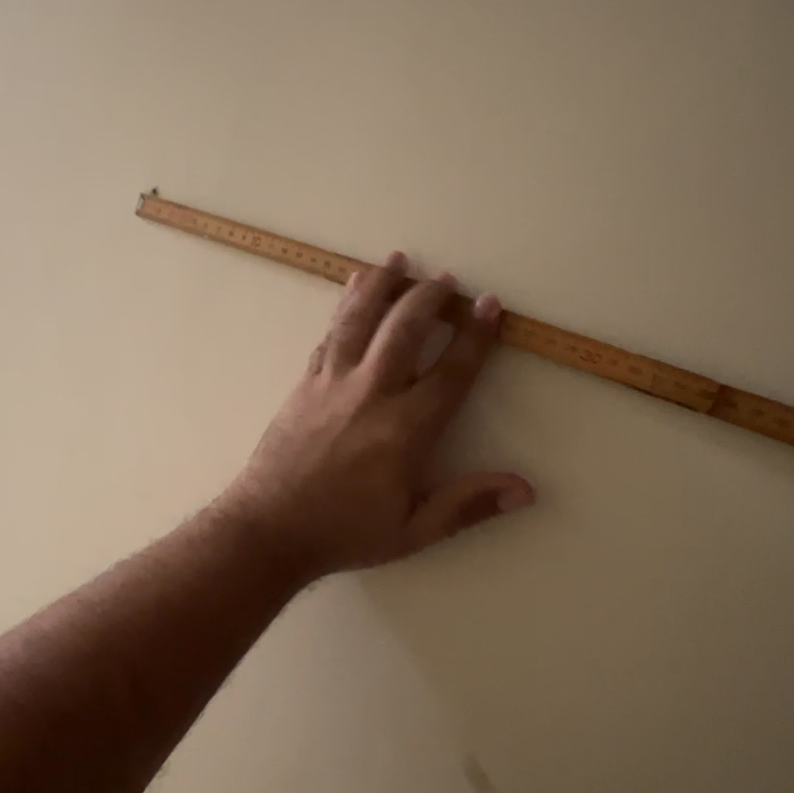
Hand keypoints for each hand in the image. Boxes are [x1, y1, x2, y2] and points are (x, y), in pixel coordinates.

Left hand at [215, 251, 534, 579]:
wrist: (267, 528)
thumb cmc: (344, 532)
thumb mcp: (412, 531)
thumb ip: (467, 505)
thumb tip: (526, 489)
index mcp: (404, 430)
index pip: (450, 372)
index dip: (474, 336)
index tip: (489, 305)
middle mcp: (370, 394)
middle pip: (404, 330)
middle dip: (429, 298)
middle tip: (448, 279)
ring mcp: (332, 383)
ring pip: (360, 320)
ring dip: (382, 286)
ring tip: (398, 259)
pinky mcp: (304, 383)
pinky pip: (329, 334)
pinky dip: (344, 307)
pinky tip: (352, 288)